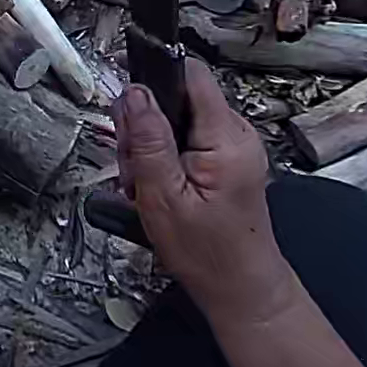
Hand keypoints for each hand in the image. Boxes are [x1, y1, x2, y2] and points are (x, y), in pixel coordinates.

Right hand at [113, 59, 296, 324]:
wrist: (241, 293)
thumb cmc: (205, 252)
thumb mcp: (164, 197)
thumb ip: (148, 140)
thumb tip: (134, 91)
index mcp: (226, 138)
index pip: (191, 74)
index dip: (154, 73)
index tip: (125, 98)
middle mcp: (235, 132)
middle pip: (175, 95)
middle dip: (142, 122)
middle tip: (133, 165)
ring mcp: (230, 144)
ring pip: (173, 116)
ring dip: (147, 142)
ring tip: (143, 181)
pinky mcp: (223, 156)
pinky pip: (181, 135)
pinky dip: (160, 152)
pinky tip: (154, 182)